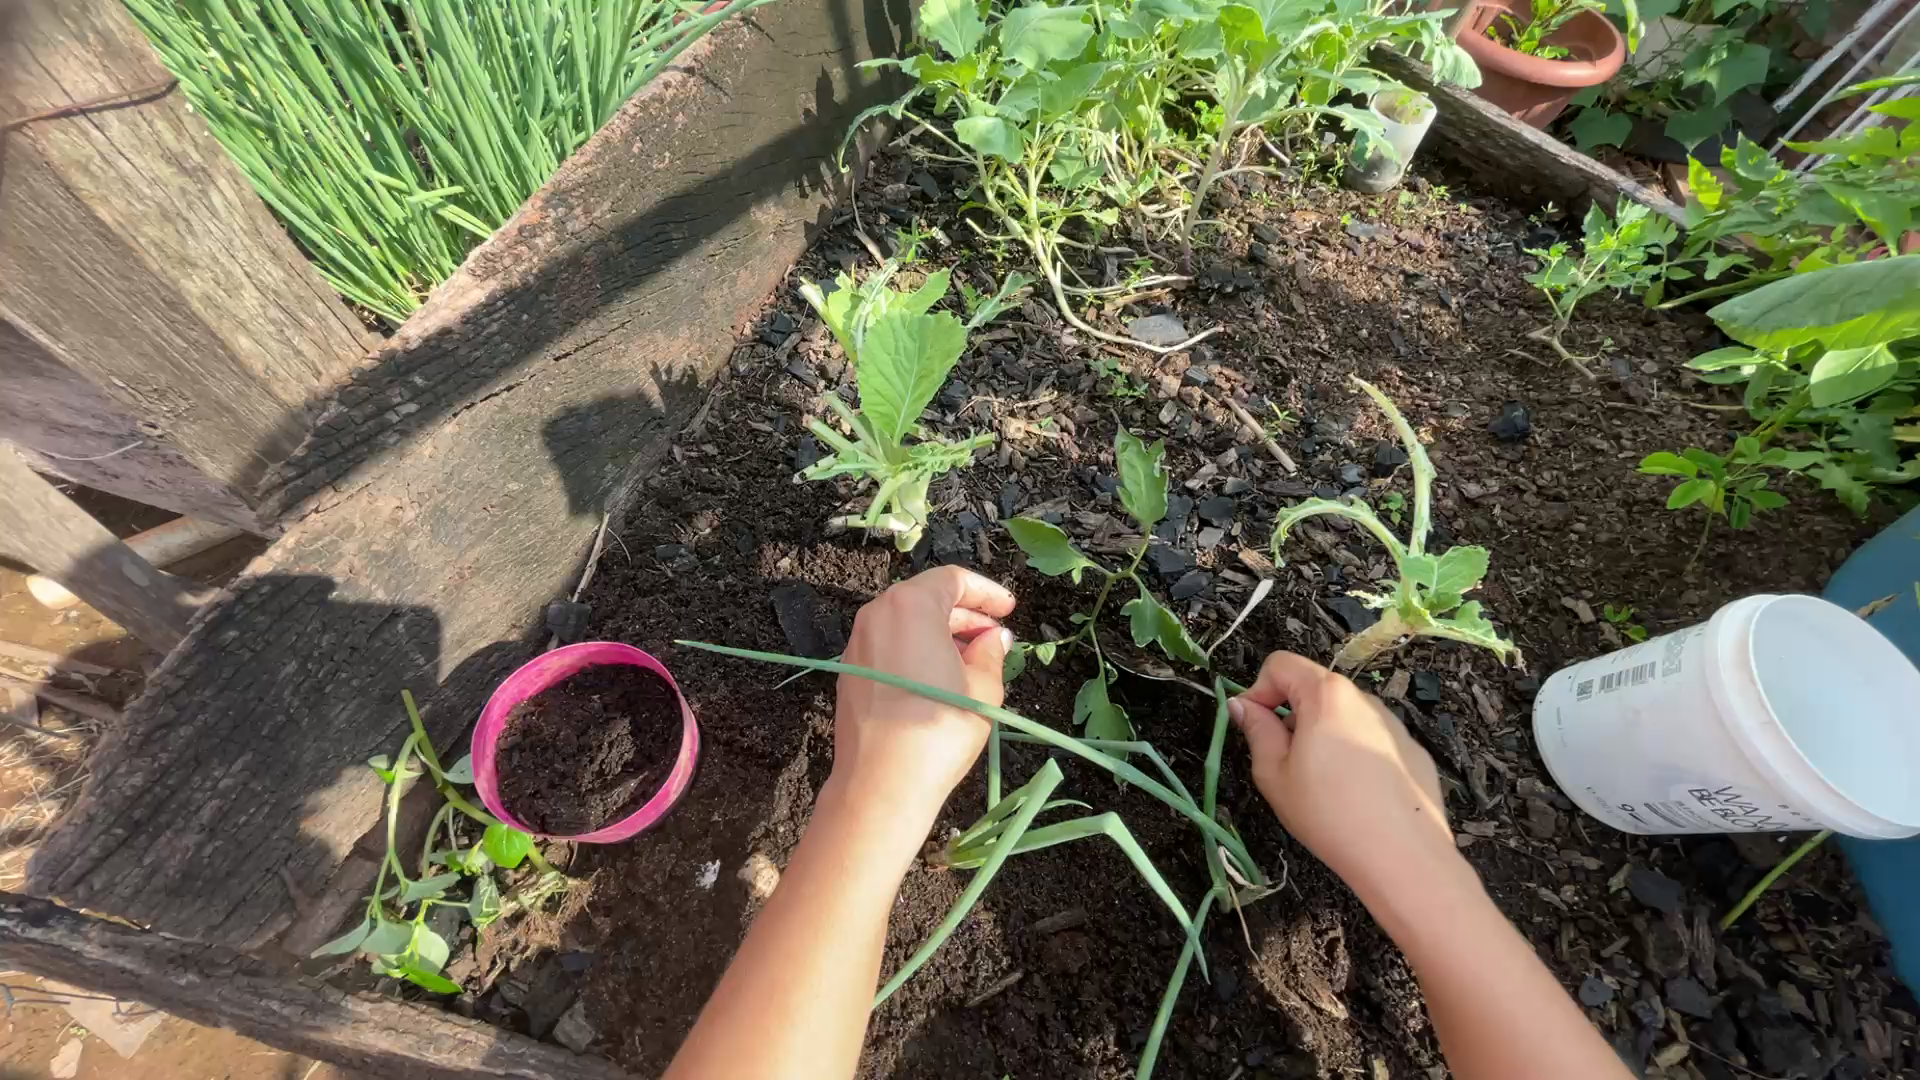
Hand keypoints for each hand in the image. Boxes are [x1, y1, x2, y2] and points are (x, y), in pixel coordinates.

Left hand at [830, 567, 1015, 827]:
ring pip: (908, 623)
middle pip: (927, 598)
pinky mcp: (851, 672)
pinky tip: (942, 677)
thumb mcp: (983, 688)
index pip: (952, 580)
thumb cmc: (939, 729)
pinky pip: (891, 645)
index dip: (986, 592)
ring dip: (943, 634)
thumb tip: (994, 638)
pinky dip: (919, 649)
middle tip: (996, 637)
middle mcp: (877, 615)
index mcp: (909, 606)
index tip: (1009, 610)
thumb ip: (991, 652)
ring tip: (975, 660)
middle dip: (966, 614)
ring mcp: (858, 644)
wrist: (881, 784)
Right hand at [1229, 652, 1458, 909]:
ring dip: (1322, 732)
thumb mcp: (1273, 773)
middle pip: (1313, 686)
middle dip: (1290, 713)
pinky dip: (1354, 752)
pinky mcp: (1415, 751)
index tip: (1253, 726)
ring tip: (1322, 780)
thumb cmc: (1328, 814)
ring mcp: (1395, 725)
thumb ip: (1256, 730)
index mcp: (1326, 695)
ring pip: (1342, 713)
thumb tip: (1242, 705)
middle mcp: (1363, 699)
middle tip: (1284, 758)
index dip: (1259, 690)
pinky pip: (1371, 738)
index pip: (1281, 664)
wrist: (1405, 861)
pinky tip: (1357, 793)